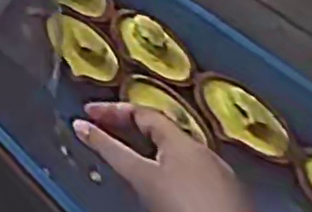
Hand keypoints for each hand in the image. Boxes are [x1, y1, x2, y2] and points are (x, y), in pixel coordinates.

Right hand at [74, 102, 251, 211]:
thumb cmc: (183, 204)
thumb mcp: (138, 175)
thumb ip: (107, 147)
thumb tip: (80, 125)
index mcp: (183, 140)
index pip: (140, 111)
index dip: (111, 109)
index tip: (89, 113)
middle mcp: (205, 153)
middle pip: (160, 131)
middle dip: (129, 129)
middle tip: (104, 131)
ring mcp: (222, 178)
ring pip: (176, 154)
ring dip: (148, 150)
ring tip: (127, 158)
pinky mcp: (231, 200)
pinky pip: (190, 172)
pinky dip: (167, 169)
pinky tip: (159, 183)